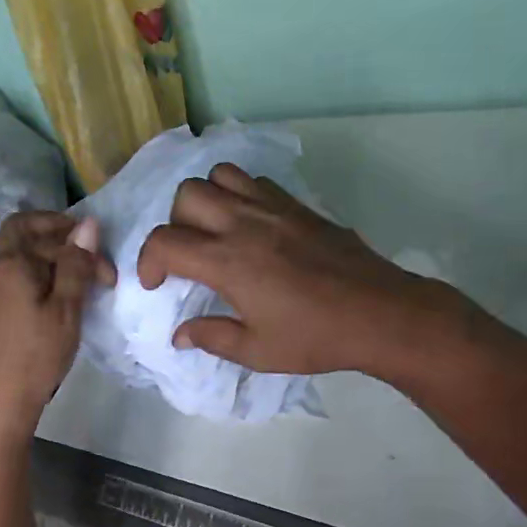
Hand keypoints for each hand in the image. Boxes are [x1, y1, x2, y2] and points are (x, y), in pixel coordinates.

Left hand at [0, 212, 116, 425]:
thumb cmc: (37, 353)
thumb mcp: (66, 308)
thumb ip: (76, 264)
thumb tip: (88, 224)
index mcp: (10, 260)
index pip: (48, 234)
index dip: (81, 245)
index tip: (104, 270)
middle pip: (20, 232)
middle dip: (55, 236)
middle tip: (84, 256)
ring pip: (9, 251)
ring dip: (37, 252)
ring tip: (66, 271)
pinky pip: (3, 271)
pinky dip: (25, 270)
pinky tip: (42, 290)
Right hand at [137, 163, 472, 376]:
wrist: (379, 314)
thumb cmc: (314, 338)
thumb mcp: (257, 351)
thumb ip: (212, 337)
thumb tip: (180, 334)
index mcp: (228, 263)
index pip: (165, 242)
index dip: (147, 261)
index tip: (155, 283)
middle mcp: (244, 224)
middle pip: (186, 195)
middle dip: (173, 224)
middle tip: (187, 256)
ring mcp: (274, 208)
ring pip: (219, 175)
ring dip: (205, 199)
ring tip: (213, 230)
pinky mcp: (298, 205)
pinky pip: (255, 181)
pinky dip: (239, 194)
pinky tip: (249, 225)